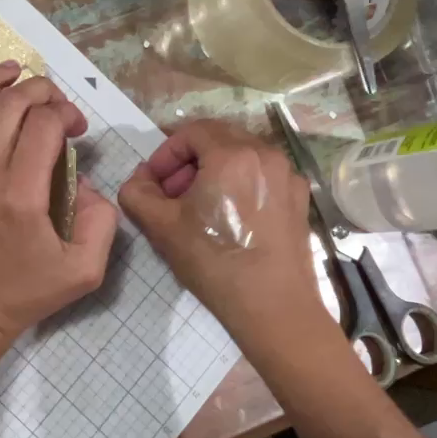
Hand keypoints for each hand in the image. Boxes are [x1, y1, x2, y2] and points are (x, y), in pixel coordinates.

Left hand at [0, 62, 117, 351]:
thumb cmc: (24, 294)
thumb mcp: (84, 270)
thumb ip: (101, 220)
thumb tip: (87, 179)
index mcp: (21, 196)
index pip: (44, 126)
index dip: (67, 114)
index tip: (77, 129)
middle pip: (10, 107)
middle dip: (40, 92)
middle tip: (55, 104)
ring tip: (14, 70)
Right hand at [117, 120, 326, 343]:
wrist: (272, 306)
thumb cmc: (213, 260)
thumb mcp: (160, 226)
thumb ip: (137, 193)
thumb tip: (140, 180)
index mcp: (233, 154)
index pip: (191, 131)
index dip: (165, 153)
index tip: (152, 181)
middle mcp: (266, 155)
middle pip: (219, 138)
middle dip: (188, 160)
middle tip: (171, 193)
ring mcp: (288, 176)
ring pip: (241, 157)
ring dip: (213, 172)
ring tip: (198, 207)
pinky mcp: (299, 199)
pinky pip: (261, 177)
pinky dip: (238, 185)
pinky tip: (227, 220)